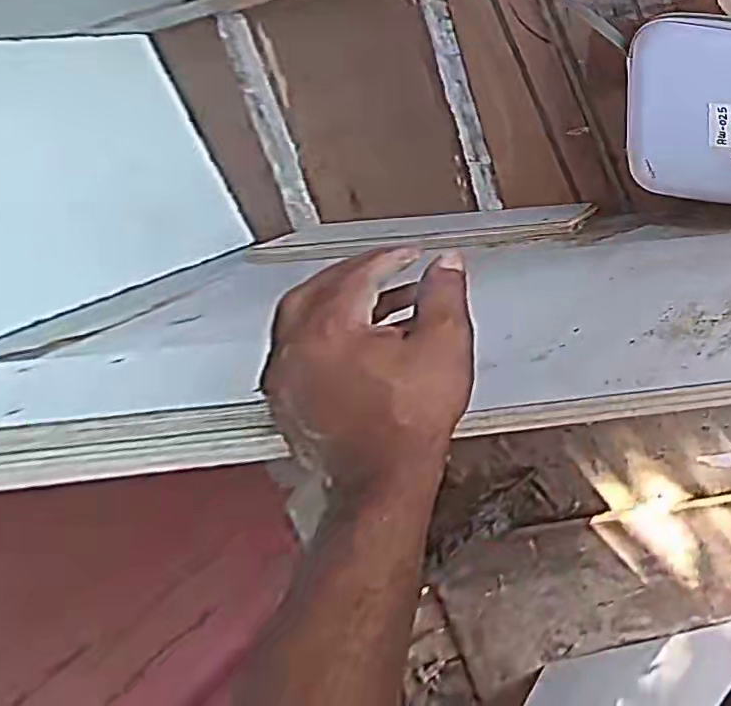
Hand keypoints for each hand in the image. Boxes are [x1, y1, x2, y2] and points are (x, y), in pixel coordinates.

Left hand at [260, 247, 474, 498]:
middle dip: (353, 271)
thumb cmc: (412, 416)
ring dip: (340, 300)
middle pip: (314, 291)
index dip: (389, 259)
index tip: (411, 254)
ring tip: (387, 300)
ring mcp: (284, 379)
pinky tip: (366, 337)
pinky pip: (300, 348)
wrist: (385, 476)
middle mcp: (294, 352)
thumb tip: (445, 263)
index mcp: (328, 331)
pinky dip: (329, 329)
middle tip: (386, 264)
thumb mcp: (446, 342)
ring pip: (301, 319)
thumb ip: (444, 294)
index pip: (356, 276)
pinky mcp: (287, 402)